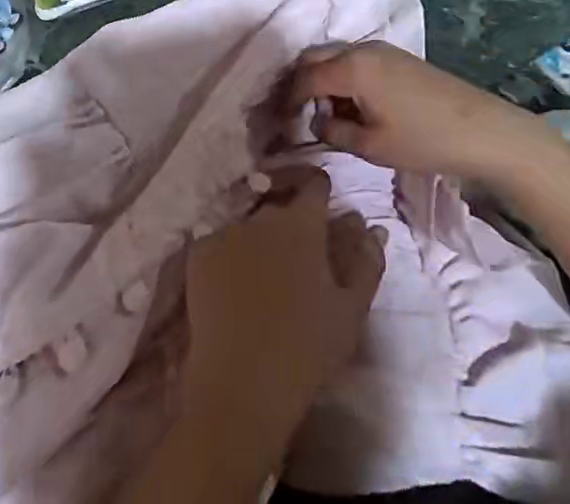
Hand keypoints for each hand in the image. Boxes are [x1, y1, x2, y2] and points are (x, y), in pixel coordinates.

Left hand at [182, 167, 385, 456]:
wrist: (242, 380)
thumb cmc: (308, 347)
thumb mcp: (351, 309)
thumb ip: (366, 261)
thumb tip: (372, 227)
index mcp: (301, 225)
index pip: (315, 187)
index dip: (322, 191)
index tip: (326, 204)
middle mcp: (260, 217)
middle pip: (280, 208)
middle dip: (292, 224)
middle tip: (300, 258)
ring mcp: (224, 232)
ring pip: (249, 227)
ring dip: (260, 240)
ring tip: (266, 277)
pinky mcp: (197, 252)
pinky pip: (220, 243)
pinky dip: (231, 256)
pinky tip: (236, 286)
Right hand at [284, 41, 559, 181]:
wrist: (488, 133)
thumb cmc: (424, 140)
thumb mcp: (371, 146)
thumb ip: (333, 131)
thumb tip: (316, 121)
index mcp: (350, 67)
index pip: (303, 79)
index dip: (287, 100)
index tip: (279, 121)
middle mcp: (361, 49)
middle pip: (314, 58)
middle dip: (299, 82)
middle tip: (295, 112)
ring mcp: (382, 50)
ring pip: (335, 57)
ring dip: (323, 80)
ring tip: (326, 113)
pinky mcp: (398, 58)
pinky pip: (356, 61)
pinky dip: (343, 78)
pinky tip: (353, 106)